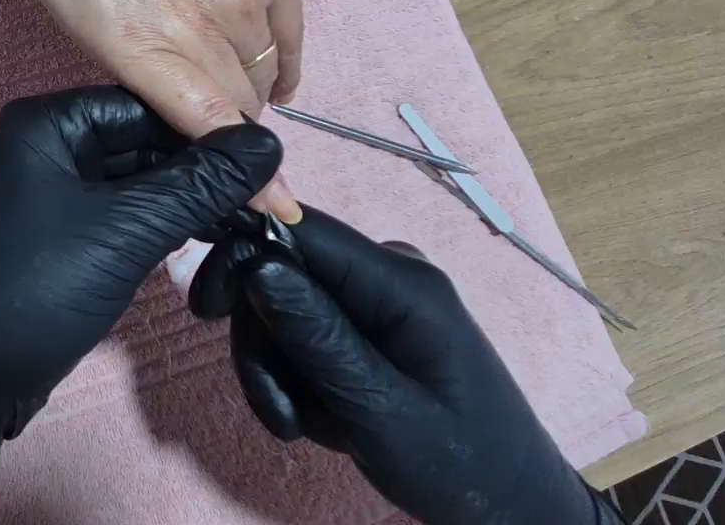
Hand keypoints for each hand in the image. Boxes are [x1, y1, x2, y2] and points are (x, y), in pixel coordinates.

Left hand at [0, 0, 302, 214]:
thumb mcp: (95, 41)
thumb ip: (152, 85)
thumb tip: (194, 118)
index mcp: (156, 53)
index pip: (222, 131)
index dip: (252, 178)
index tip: (277, 206)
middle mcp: (210, 23)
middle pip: (247, 101)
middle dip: (233, 121)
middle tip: (212, 117)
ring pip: (269, 61)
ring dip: (254, 83)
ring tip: (236, 86)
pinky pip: (291, 17)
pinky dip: (284, 47)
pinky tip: (275, 62)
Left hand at [0, 87, 281, 524]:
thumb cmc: (35, 287)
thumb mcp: (125, 230)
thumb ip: (199, 184)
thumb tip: (268, 144)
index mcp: (47, 120)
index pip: (145, 103)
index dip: (207, 129)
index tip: (270, 160)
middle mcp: (45, 142)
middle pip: (141, 140)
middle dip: (199, 170)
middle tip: (267, 200)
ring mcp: (49, 188)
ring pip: (134, 179)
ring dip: (184, 200)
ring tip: (245, 223)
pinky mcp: (58, 230)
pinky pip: (119, 211)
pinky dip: (158, 224)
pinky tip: (202, 241)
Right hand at [189, 207, 623, 524]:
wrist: (518, 512)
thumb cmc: (461, 468)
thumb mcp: (381, 411)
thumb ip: (317, 335)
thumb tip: (253, 263)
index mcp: (399, 280)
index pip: (295, 228)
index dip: (239, 253)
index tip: (206, 310)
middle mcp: (385, 270)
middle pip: (280, 271)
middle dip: (263, 339)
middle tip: (275, 409)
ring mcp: (376, 293)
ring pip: (282, 303)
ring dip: (276, 365)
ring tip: (302, 425)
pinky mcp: (369, 317)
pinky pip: (303, 324)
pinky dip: (294, 370)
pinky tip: (319, 413)